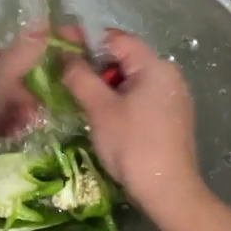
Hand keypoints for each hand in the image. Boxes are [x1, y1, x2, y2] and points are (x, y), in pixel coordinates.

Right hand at [60, 30, 205, 211]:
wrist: (168, 191)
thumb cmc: (133, 145)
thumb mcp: (100, 109)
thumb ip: (80, 77)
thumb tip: (64, 56)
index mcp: (155, 66)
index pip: (116, 39)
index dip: (85, 39)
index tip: (58, 46)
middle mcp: (169, 76)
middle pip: (124, 58)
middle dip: (93, 65)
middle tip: (64, 76)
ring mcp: (172, 98)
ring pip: (130, 80)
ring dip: (104, 85)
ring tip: (78, 97)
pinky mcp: (170, 118)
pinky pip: (140, 98)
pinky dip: (118, 100)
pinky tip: (101, 116)